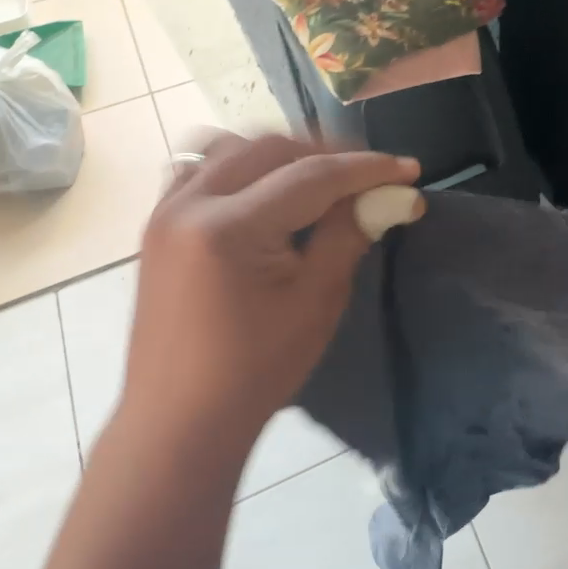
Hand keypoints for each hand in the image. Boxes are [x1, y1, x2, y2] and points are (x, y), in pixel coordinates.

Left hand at [122, 134, 422, 443]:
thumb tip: (392, 197)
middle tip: (372, 175)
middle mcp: (189, 204)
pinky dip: (241, 165)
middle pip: (272, 149)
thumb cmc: (257, 369)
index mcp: (229, 228)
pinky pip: (200, 169)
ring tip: (322, 176)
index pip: (312, 176)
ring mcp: (166, 212)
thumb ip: (351, 234)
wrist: (180, 420)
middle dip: (328, 154)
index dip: (367, 168)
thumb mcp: (318, 300)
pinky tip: (268, 189)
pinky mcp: (158, 226)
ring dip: (284, 153)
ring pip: (232, 148)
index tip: (409, 169)